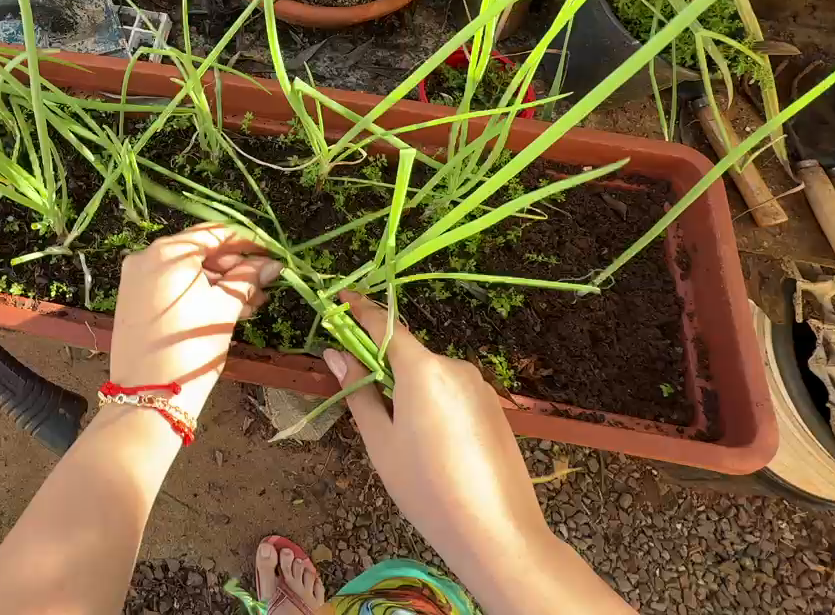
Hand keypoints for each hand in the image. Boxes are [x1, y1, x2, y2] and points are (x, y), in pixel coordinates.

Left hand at [109, 224, 279, 419]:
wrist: (151, 396)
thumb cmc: (192, 346)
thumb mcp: (225, 308)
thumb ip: (248, 279)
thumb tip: (271, 264)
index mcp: (168, 252)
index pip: (214, 233)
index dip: (246, 241)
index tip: (270, 251)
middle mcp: (147, 257)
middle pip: (199, 251)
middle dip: (234, 267)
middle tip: (264, 282)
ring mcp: (136, 278)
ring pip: (187, 271)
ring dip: (220, 283)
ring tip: (253, 302)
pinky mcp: (134, 299)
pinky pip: (172, 286)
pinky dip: (198, 292)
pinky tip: (226, 307)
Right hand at [325, 293, 547, 555]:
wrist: (499, 536)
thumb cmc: (427, 487)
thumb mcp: (380, 441)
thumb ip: (358, 391)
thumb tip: (335, 354)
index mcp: (421, 368)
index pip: (383, 323)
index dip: (359, 309)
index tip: (340, 299)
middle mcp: (452, 365)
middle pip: (408, 353)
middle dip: (384, 367)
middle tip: (369, 406)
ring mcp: (478, 385)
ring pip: (431, 375)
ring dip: (411, 390)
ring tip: (408, 442)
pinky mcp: (495, 407)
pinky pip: (453, 392)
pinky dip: (436, 404)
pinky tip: (438, 448)